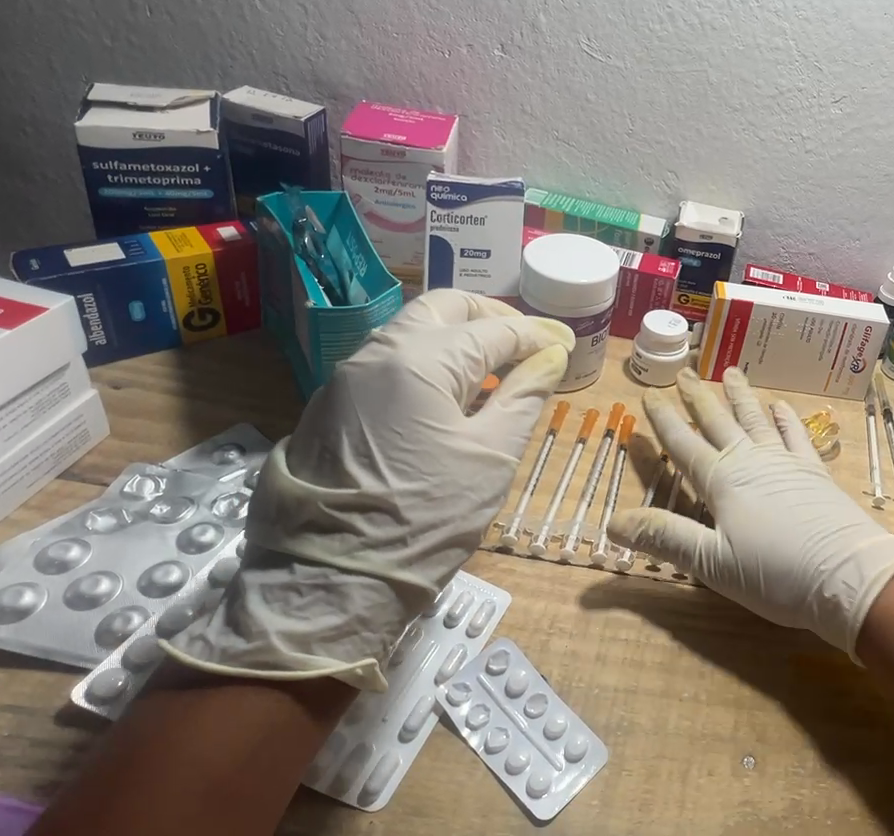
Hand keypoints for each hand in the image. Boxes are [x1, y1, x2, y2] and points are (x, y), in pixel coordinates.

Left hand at [164, 290, 573, 689]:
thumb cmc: (424, 517)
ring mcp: (345, 380)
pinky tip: (450, 398)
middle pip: (442, 308)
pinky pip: (387, 363)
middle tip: (526, 345)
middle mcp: (375, 355)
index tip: (564, 346)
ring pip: (410, 332)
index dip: (536, 335)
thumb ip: (525, 395)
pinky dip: (427, 364)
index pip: (492, 329)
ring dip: (456, 339)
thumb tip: (550, 357)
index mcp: (418, 362)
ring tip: (494, 372)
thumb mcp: (492, 456)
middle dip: (490, 318)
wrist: (329, 583)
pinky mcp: (330, 408)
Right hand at [607, 369, 893, 656]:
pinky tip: (779, 406)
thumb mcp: (712, 564)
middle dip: (699, 397)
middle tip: (685, 372)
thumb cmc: (775, 574)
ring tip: (730, 371)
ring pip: (756, 419)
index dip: (664, 421)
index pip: (684, 445)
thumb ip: (665, 537)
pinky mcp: (814, 471)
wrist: (847, 573)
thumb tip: (612, 521)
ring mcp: (786, 462)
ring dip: (741, 396)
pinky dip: (784, 418)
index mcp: (722, 482)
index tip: (649, 395)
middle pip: (719, 422)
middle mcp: (751, 461)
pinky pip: (795, 434)